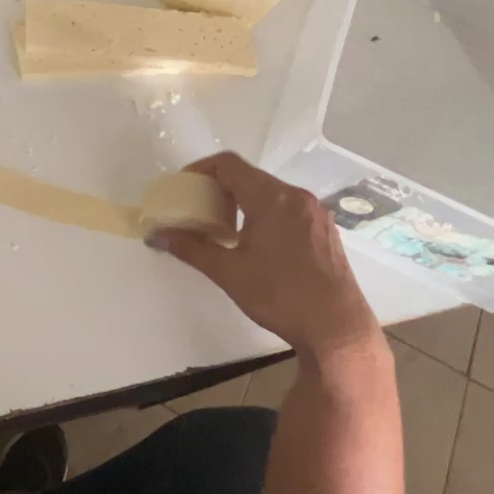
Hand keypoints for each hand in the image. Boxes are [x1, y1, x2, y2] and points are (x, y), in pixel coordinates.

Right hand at [149, 152, 380, 358]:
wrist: (337, 328)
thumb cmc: (280, 296)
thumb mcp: (228, 272)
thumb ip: (190, 248)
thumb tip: (156, 235)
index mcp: (273, 199)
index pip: (229, 164)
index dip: (200, 170)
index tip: (183, 188)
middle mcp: (297, 197)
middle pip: (249, 176)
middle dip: (217, 187)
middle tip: (196, 209)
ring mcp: (315, 213)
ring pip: (269, 192)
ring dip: (240, 201)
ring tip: (221, 227)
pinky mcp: (323, 229)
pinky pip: (286, 207)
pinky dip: (262, 212)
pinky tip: (253, 242)